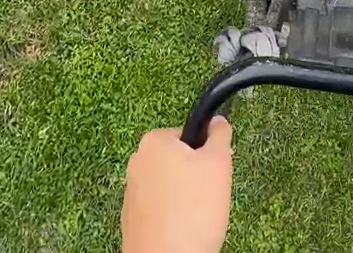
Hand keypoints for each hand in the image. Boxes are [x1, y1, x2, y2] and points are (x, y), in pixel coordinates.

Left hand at [122, 117, 233, 252]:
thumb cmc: (192, 210)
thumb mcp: (219, 162)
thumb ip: (220, 135)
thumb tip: (218, 121)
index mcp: (154, 140)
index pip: (188, 136)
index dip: (206, 153)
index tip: (214, 172)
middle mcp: (137, 162)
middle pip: (178, 160)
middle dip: (195, 176)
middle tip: (208, 195)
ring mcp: (131, 193)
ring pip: (170, 186)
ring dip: (184, 197)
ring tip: (196, 217)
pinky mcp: (131, 220)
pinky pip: (160, 209)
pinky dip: (172, 216)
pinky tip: (183, 230)